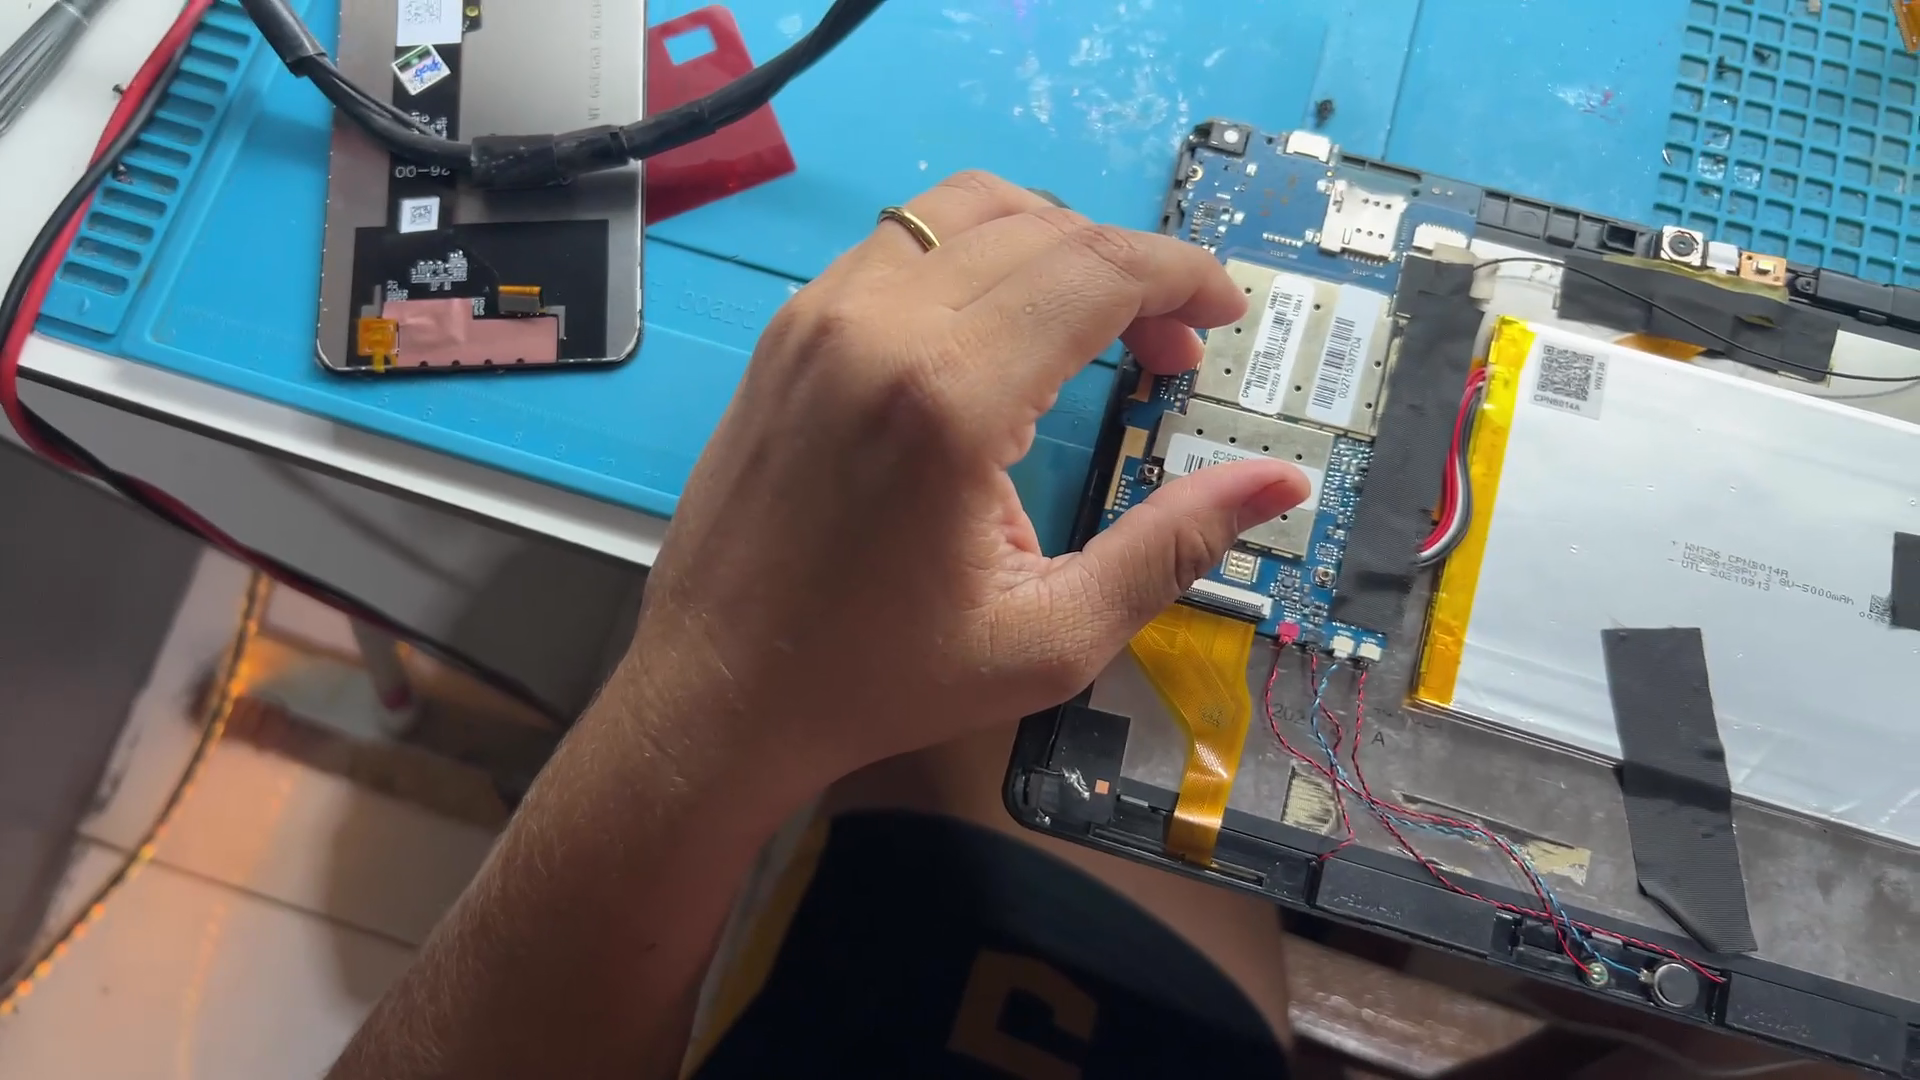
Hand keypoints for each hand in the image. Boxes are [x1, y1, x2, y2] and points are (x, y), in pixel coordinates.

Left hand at [623, 171, 1310, 807]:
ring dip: (1052, 246)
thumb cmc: (882, 679)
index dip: (1179, 276)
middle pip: (1041, 230)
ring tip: (1092, 321)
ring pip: (964, 211)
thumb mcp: (1050, 638)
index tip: (1220, 311)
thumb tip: (1280, 482)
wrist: (721, 687)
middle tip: (1169, 342)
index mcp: (947, 400)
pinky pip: (901, 244)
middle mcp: (877, 326)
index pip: (1094, 272)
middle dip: (1129, 269)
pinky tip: (995, 329)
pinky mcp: (789, 330)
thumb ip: (1171, 547)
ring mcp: (819, 315)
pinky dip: (974, 258)